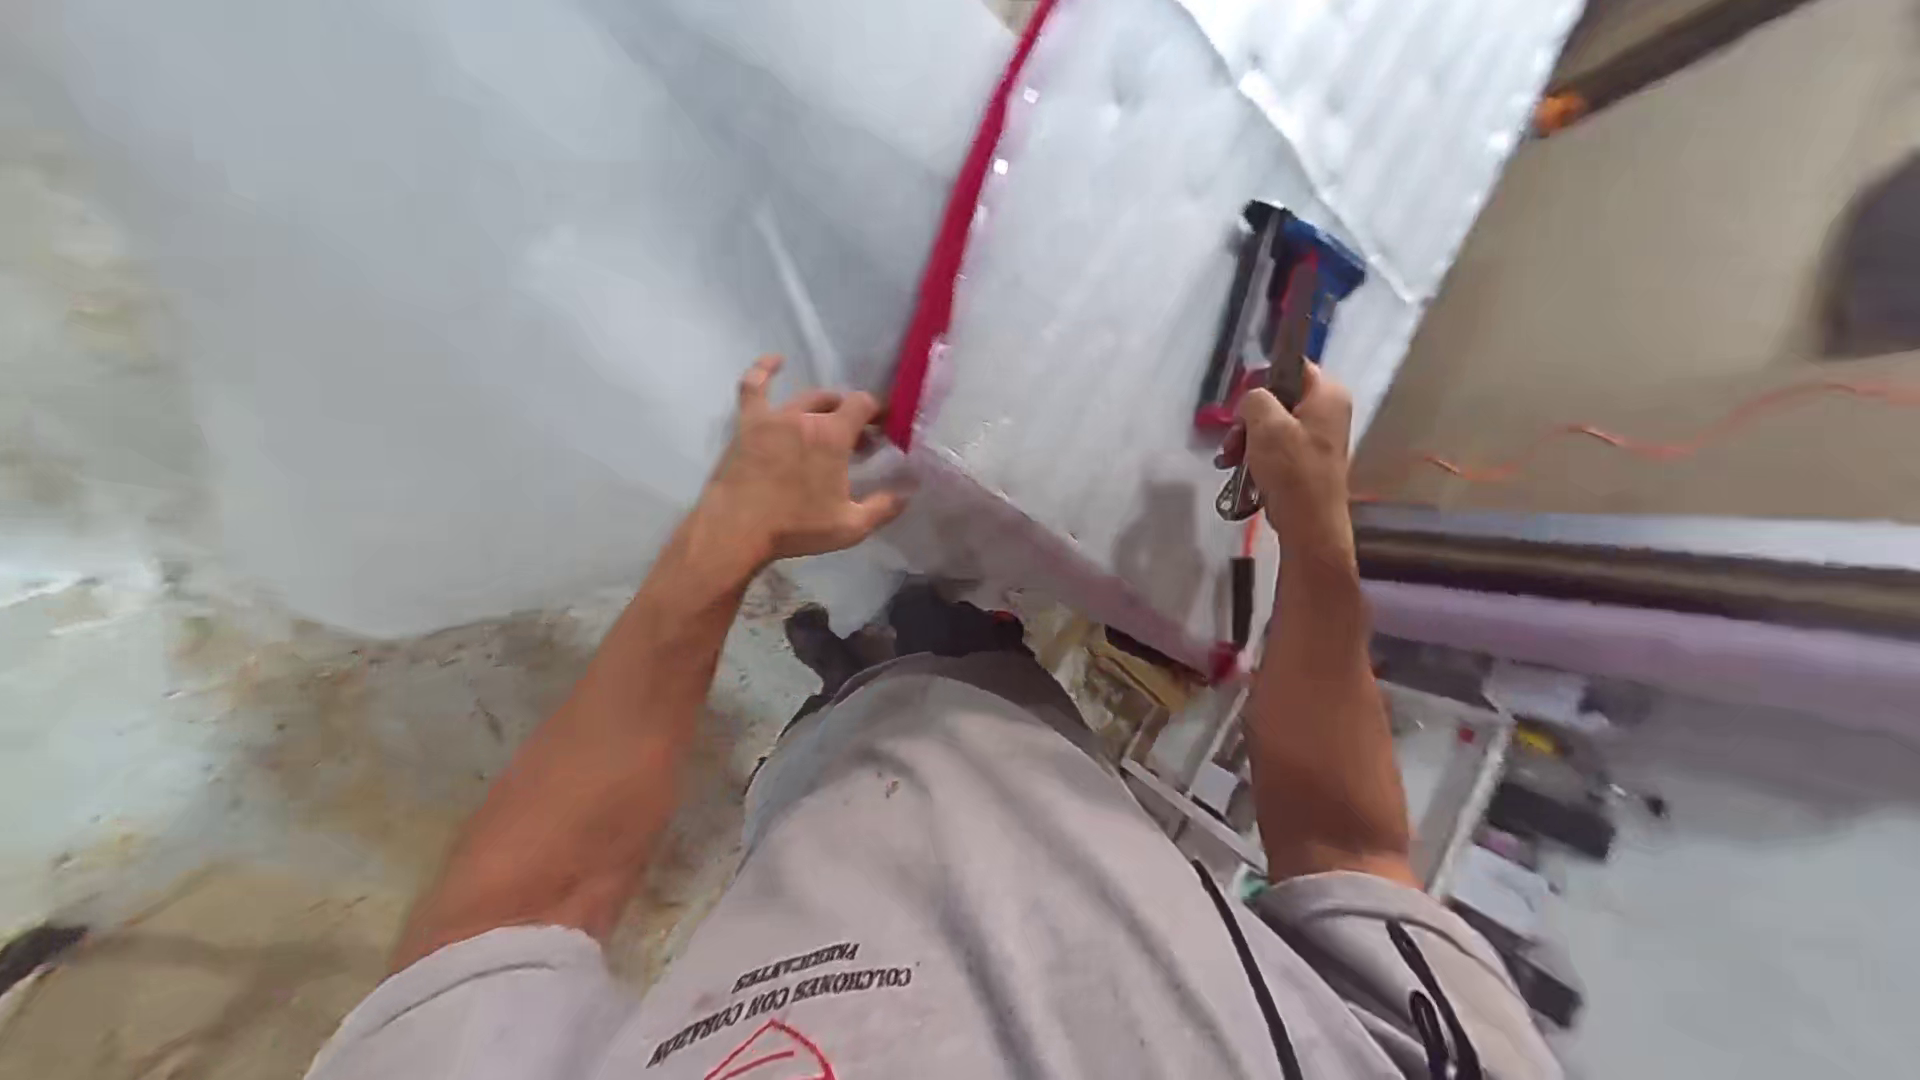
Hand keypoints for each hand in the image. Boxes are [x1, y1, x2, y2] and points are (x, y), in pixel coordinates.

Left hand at [695, 355, 907, 568]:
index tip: (885, 427)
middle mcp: (805, 417)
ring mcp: (773, 417)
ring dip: (823, 406)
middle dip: (852, 417)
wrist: (736, 529)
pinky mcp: (747, 424)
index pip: (863, 404)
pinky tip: (776, 361)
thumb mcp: (850, 526)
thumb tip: (907, 494)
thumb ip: (883, 508)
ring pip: (805, 398)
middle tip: (860, 442)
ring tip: (830, 423)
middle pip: (836, 402)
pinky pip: (754, 387)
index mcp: (833, 435)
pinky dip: (765, 369)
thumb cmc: (796, 527)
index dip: (879, 411)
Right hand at [1214, 362, 1356, 568]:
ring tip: (1229, 459)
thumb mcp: (1266, 426)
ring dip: (1244, 439)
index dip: (1262, 379)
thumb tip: (1252, 401)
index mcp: (1327, 395)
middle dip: (1247, 418)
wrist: (1308, 523)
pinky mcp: (1304, 459)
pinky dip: (1253, 454)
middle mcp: (1327, 410)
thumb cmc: (1291, 470)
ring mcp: (1316, 437)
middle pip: (1277, 398)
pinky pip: (1273, 445)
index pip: (1292, 366)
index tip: (1241, 401)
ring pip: (1270, 424)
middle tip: (1232, 438)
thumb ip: (1255, 400)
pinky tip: (1237, 468)